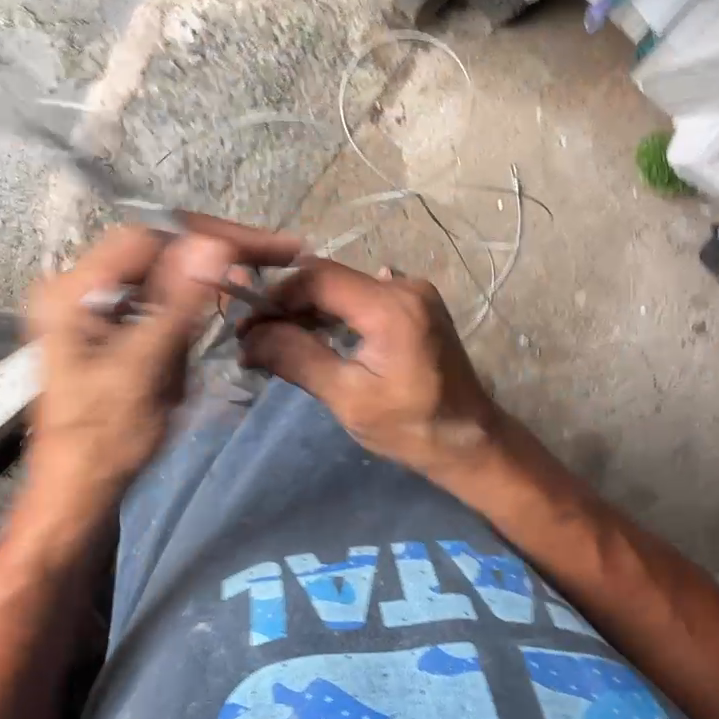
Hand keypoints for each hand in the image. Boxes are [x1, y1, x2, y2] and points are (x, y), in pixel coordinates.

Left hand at [26, 215, 301, 492]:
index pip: (151, 236)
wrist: (76, 495)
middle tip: (273, 265)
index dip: (210, 236)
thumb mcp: (144, 370)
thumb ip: (178, 304)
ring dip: (192, 317)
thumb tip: (214, 244)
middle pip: (158, 254)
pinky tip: (176, 374)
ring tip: (188, 369)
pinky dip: (180, 337)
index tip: (267, 249)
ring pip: (162, 286)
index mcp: (72, 290)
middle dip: (208, 274)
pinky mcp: (107, 332)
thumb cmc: (103, 442)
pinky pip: (156, 314)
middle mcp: (77, 288)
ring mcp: (91, 310)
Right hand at [240, 260, 503, 479]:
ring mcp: (413, 293)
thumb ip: (297, 359)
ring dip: (307, 310)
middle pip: (329, 279)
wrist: (471, 441)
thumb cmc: (410, 427)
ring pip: (343, 287)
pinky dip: (332, 313)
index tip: (246, 326)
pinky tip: (312, 337)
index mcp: (390, 307)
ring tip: (276, 341)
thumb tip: (249, 339)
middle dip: (286, 304)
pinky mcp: (415, 305)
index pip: (316, 278)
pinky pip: (362, 298)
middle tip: (254, 338)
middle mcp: (404, 287)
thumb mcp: (348, 398)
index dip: (275, 296)